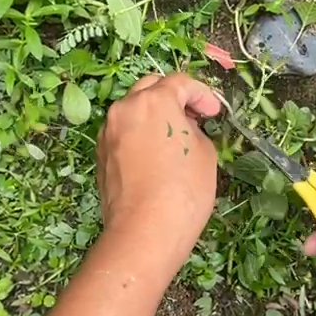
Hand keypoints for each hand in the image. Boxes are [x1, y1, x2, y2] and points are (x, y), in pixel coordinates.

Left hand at [96, 72, 223, 267]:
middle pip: (151, 88)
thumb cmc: (184, 190)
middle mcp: (125, 108)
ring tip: (175, 136)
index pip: (181, 83)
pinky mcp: (101, 154)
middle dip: (174, 97)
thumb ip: (194, 128)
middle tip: (195, 117)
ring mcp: (108, 132)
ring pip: (134, 109)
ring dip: (155, 114)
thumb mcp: (204, 152)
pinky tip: (156, 154)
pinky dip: (140, 132)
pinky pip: (124, 131)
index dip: (203, 94)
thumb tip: (183, 128)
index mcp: (154, 101)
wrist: (145, 232)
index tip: (214, 113)